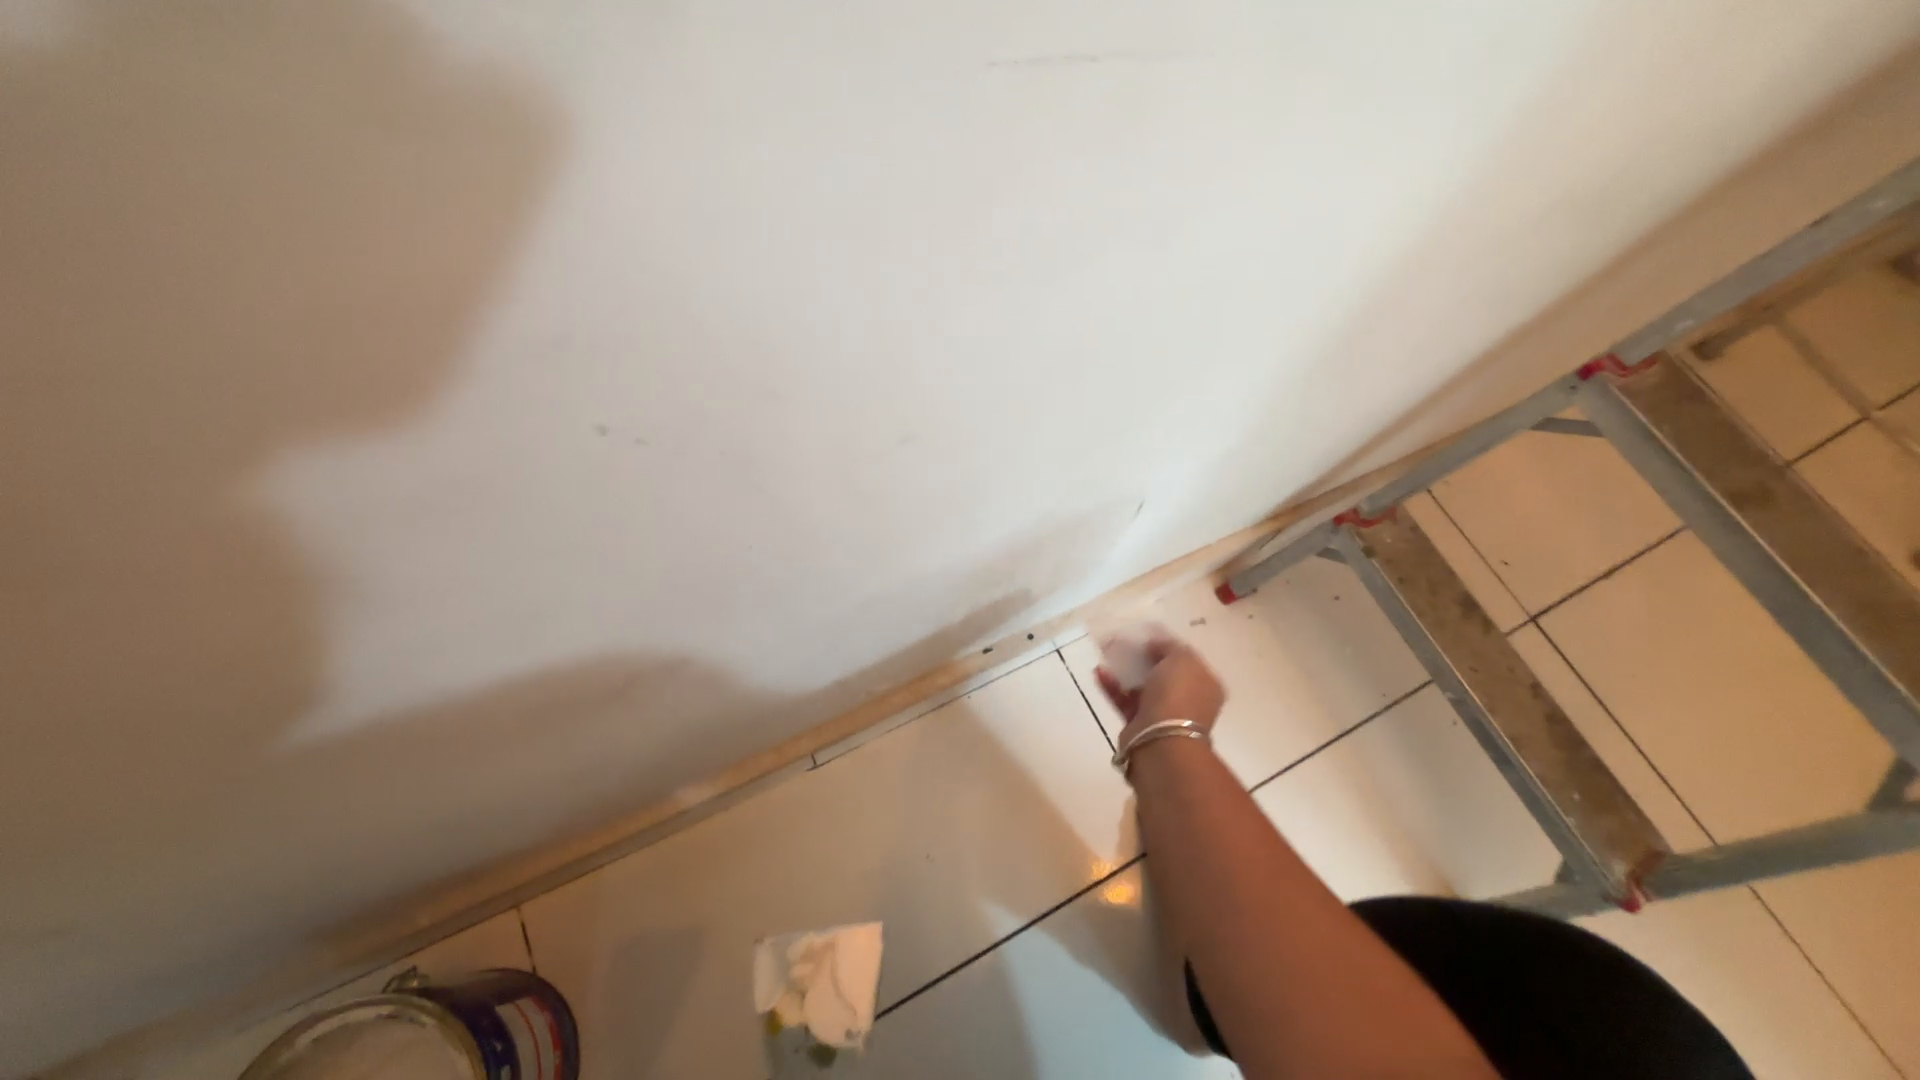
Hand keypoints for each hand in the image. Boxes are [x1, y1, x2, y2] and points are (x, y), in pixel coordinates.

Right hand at [1096, 639, 1225, 748]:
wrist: (1161, 741)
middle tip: (1125, 642)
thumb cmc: (1178, 696)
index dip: (1168, 645)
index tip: (1147, 634)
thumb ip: (1169, 646)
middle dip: (1144, 657)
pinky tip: (1099, 671)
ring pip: (1142, 686)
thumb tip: (1155, 646)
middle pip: (1163, 673)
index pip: (1187, 660)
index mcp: (1205, 684)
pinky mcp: (1139, 724)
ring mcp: (1163, 714)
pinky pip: (1125, 700)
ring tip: (1107, 652)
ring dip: (1125, 670)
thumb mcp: (1182, 659)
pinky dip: (1112, 686)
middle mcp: (1187, 699)